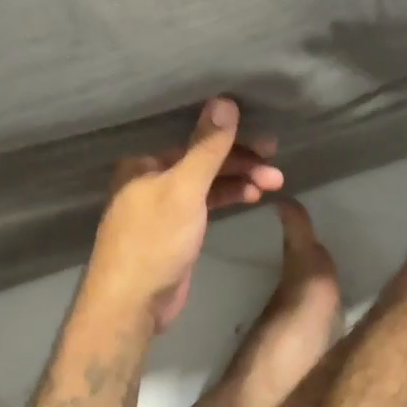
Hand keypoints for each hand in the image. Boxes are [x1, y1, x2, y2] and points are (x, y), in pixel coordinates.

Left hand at [85, 97, 283, 331]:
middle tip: (275, 162)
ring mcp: (165, 202)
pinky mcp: (177, 227)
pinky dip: (228, 196)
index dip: (229, 133)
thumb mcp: (184, 189)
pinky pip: (207, 201)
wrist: (131, 307)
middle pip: (203, 157)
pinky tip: (253, 195)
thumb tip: (224, 99)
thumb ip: (206, 146)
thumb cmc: (153, 240)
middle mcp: (152, 174)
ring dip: (239, 178)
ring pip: (208, 180)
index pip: (192, 135)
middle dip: (240, 159)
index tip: (262, 133)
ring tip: (275, 181)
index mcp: (144, 159)